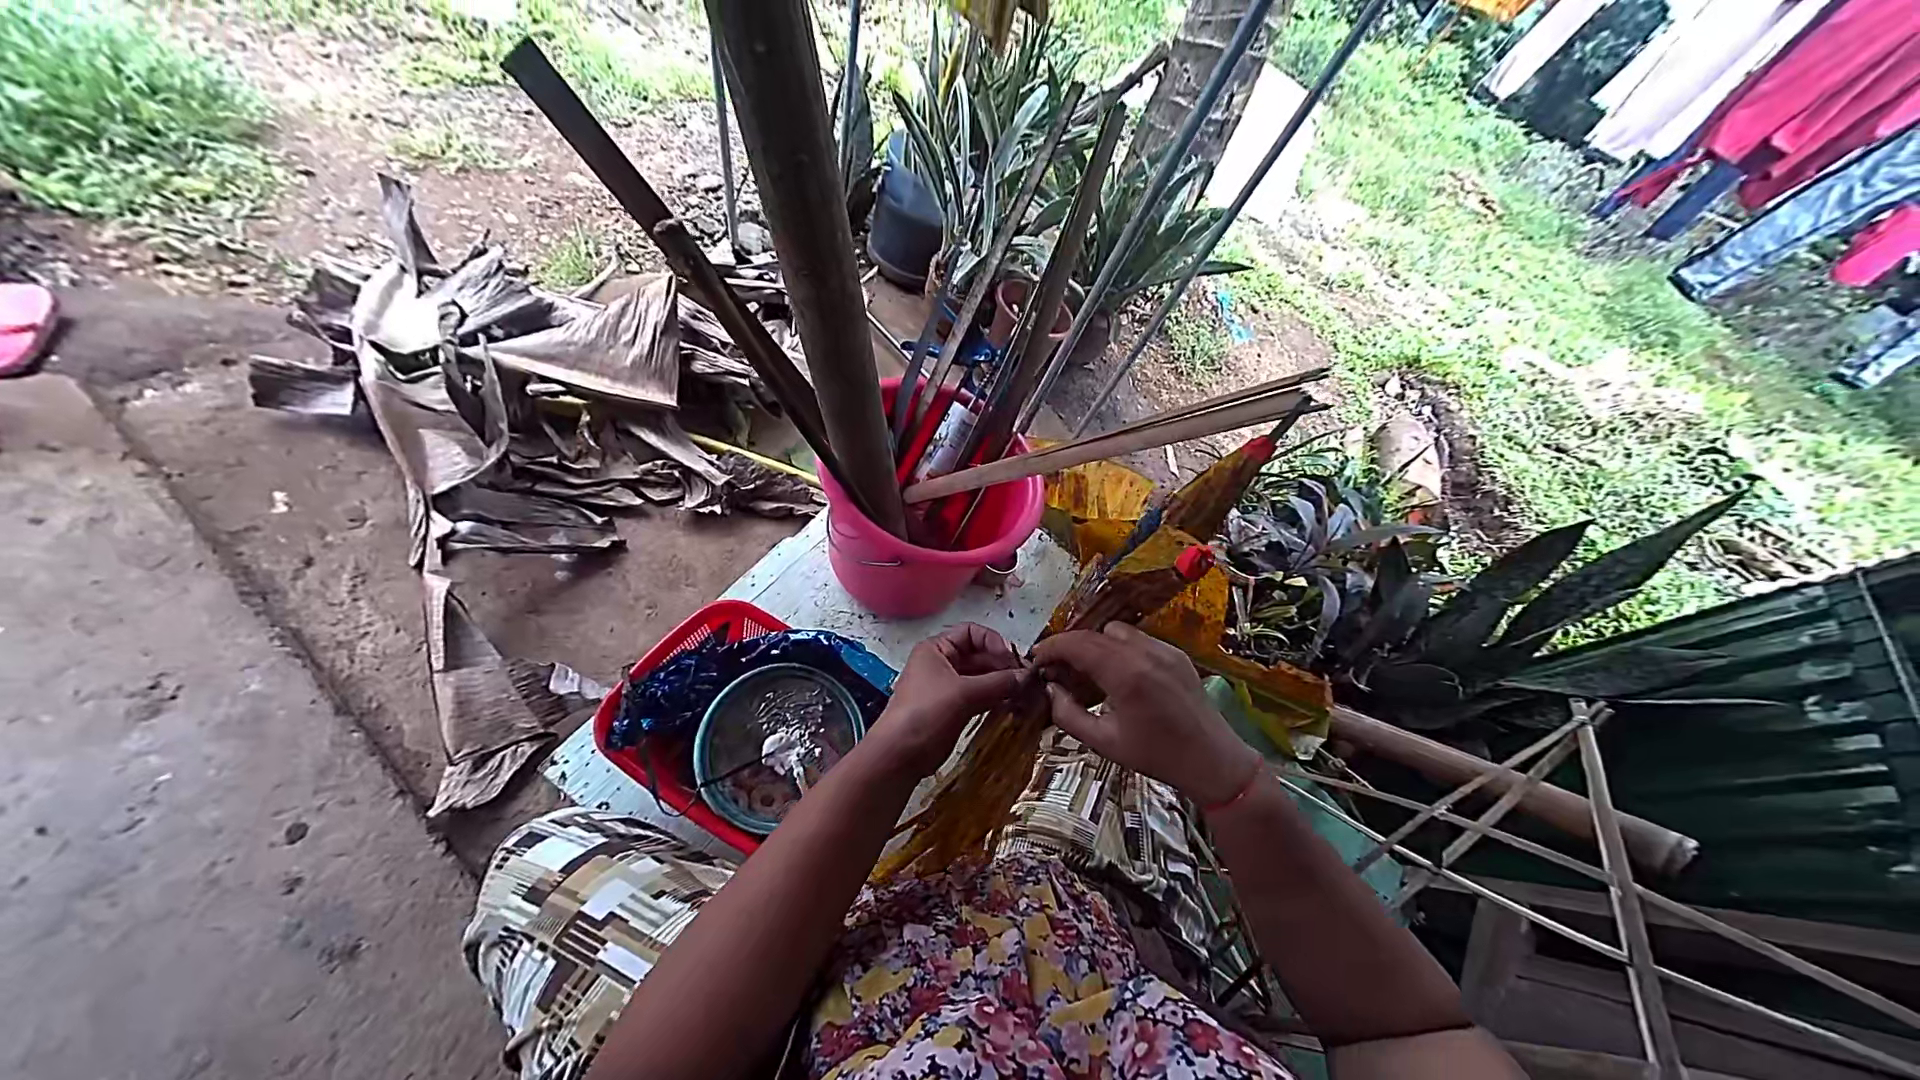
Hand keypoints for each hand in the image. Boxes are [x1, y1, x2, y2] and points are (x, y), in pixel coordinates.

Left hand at [864, 623, 1025, 777]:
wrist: (900, 754)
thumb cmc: (926, 712)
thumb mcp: (963, 693)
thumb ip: (997, 682)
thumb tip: (1027, 676)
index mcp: (936, 648)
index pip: (971, 633)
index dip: (993, 641)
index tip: (1012, 659)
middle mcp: (942, 663)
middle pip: (979, 655)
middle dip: (1001, 664)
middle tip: (1026, 679)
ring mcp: (948, 686)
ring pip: (981, 677)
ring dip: (1001, 682)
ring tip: (1024, 692)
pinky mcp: (954, 708)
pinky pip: (980, 695)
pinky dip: (995, 697)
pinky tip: (1013, 703)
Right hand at [1031, 622, 1260, 805]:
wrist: (1213, 760)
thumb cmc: (1157, 756)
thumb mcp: (1105, 743)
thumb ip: (1069, 715)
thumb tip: (1050, 690)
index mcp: (1125, 675)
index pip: (1077, 645)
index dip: (1051, 648)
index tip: (1036, 659)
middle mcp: (1144, 654)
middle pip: (1093, 634)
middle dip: (1069, 646)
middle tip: (1055, 668)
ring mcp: (1163, 650)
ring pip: (1115, 631)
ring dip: (1094, 644)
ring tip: (1087, 670)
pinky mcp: (1175, 653)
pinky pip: (1137, 638)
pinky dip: (1119, 647)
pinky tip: (1117, 673)